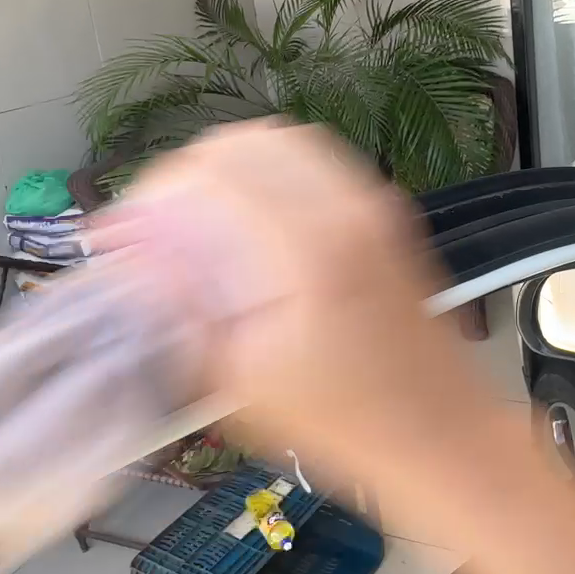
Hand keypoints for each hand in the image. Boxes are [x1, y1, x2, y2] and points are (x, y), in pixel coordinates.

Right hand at [84, 119, 516, 490]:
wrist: (443, 432)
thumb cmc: (348, 425)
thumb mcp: (245, 380)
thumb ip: (187, 307)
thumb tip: (138, 256)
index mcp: (307, 246)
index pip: (211, 172)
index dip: (157, 193)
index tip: (131, 231)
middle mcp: (346, 208)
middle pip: (248, 141)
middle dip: (191, 171)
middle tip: (163, 219)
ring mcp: (375, 205)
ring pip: (286, 141)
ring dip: (234, 165)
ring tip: (203, 216)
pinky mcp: (389, 216)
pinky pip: (321, 163)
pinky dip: (277, 171)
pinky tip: (257, 219)